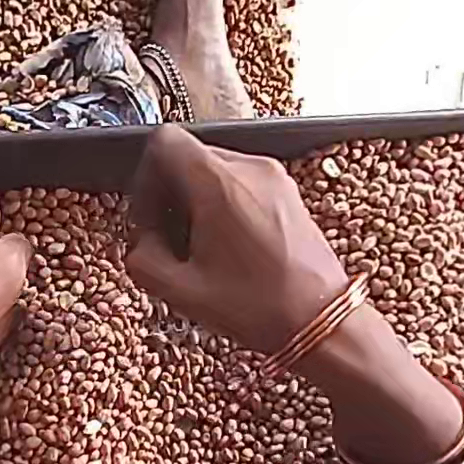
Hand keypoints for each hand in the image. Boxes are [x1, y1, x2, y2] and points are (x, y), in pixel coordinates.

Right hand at [124, 127, 463, 463]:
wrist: (322, 322)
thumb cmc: (255, 307)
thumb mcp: (180, 291)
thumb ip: (142, 258)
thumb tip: (142, 241)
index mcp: (218, 183)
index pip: (165, 142)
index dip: (145, 177)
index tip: (149, 216)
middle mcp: (249, 168)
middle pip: (189, 156)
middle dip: (169, 193)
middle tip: (169, 239)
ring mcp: (274, 177)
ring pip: (214, 169)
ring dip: (195, 200)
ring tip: (200, 247)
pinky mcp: (288, 192)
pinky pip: (240, 181)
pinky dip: (222, 204)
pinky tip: (227, 247)